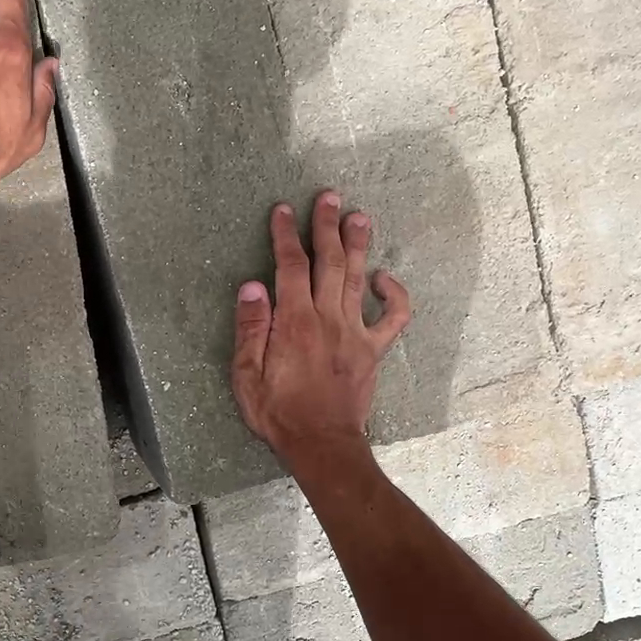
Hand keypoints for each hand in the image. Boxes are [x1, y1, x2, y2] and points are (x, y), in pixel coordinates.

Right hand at [231, 191, 411, 471]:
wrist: (321, 444)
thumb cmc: (277, 412)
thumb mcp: (246, 375)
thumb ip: (251, 328)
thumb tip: (253, 286)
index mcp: (294, 323)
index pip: (289, 267)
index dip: (286, 236)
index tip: (283, 211)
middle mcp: (328, 319)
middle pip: (329, 262)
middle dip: (327, 227)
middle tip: (328, 196)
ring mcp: (355, 333)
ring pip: (358, 278)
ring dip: (358, 244)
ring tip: (358, 216)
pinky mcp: (373, 350)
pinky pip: (393, 317)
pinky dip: (394, 294)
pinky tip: (384, 277)